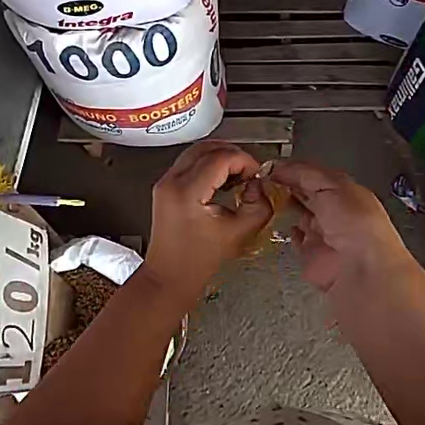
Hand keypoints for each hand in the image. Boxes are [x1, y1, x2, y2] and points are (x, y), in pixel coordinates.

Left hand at [138, 141, 273, 300]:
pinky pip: (189, 162)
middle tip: (249, 171)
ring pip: (197, 151)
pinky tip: (222, 181)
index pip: (221, 158)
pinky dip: (209, 164)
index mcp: (187, 192)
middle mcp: (172, 182)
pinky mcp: (165, 187)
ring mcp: (165, 183)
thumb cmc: (197, 261)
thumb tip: (258, 186)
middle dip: (234, 154)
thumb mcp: (239, 233)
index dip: (244, 161)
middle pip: (207, 147)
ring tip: (238, 175)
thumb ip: (258, 206)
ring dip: (221, 157)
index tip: (256, 174)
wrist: (169, 276)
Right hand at [265, 160, 415, 294]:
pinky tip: (278, 222)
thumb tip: (281, 167)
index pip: (316, 175)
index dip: (295, 170)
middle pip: (307, 193)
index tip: (273, 167)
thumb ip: (305, 173)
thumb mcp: (331, 185)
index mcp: (345, 192)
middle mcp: (335, 212)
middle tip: (265, 179)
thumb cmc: (355, 222)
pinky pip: (296, 240)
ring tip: (265, 195)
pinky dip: (288, 232)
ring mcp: (322, 234)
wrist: (360, 268)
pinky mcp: (311, 255)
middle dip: (288, 185)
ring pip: (300, 214)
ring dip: (285, 205)